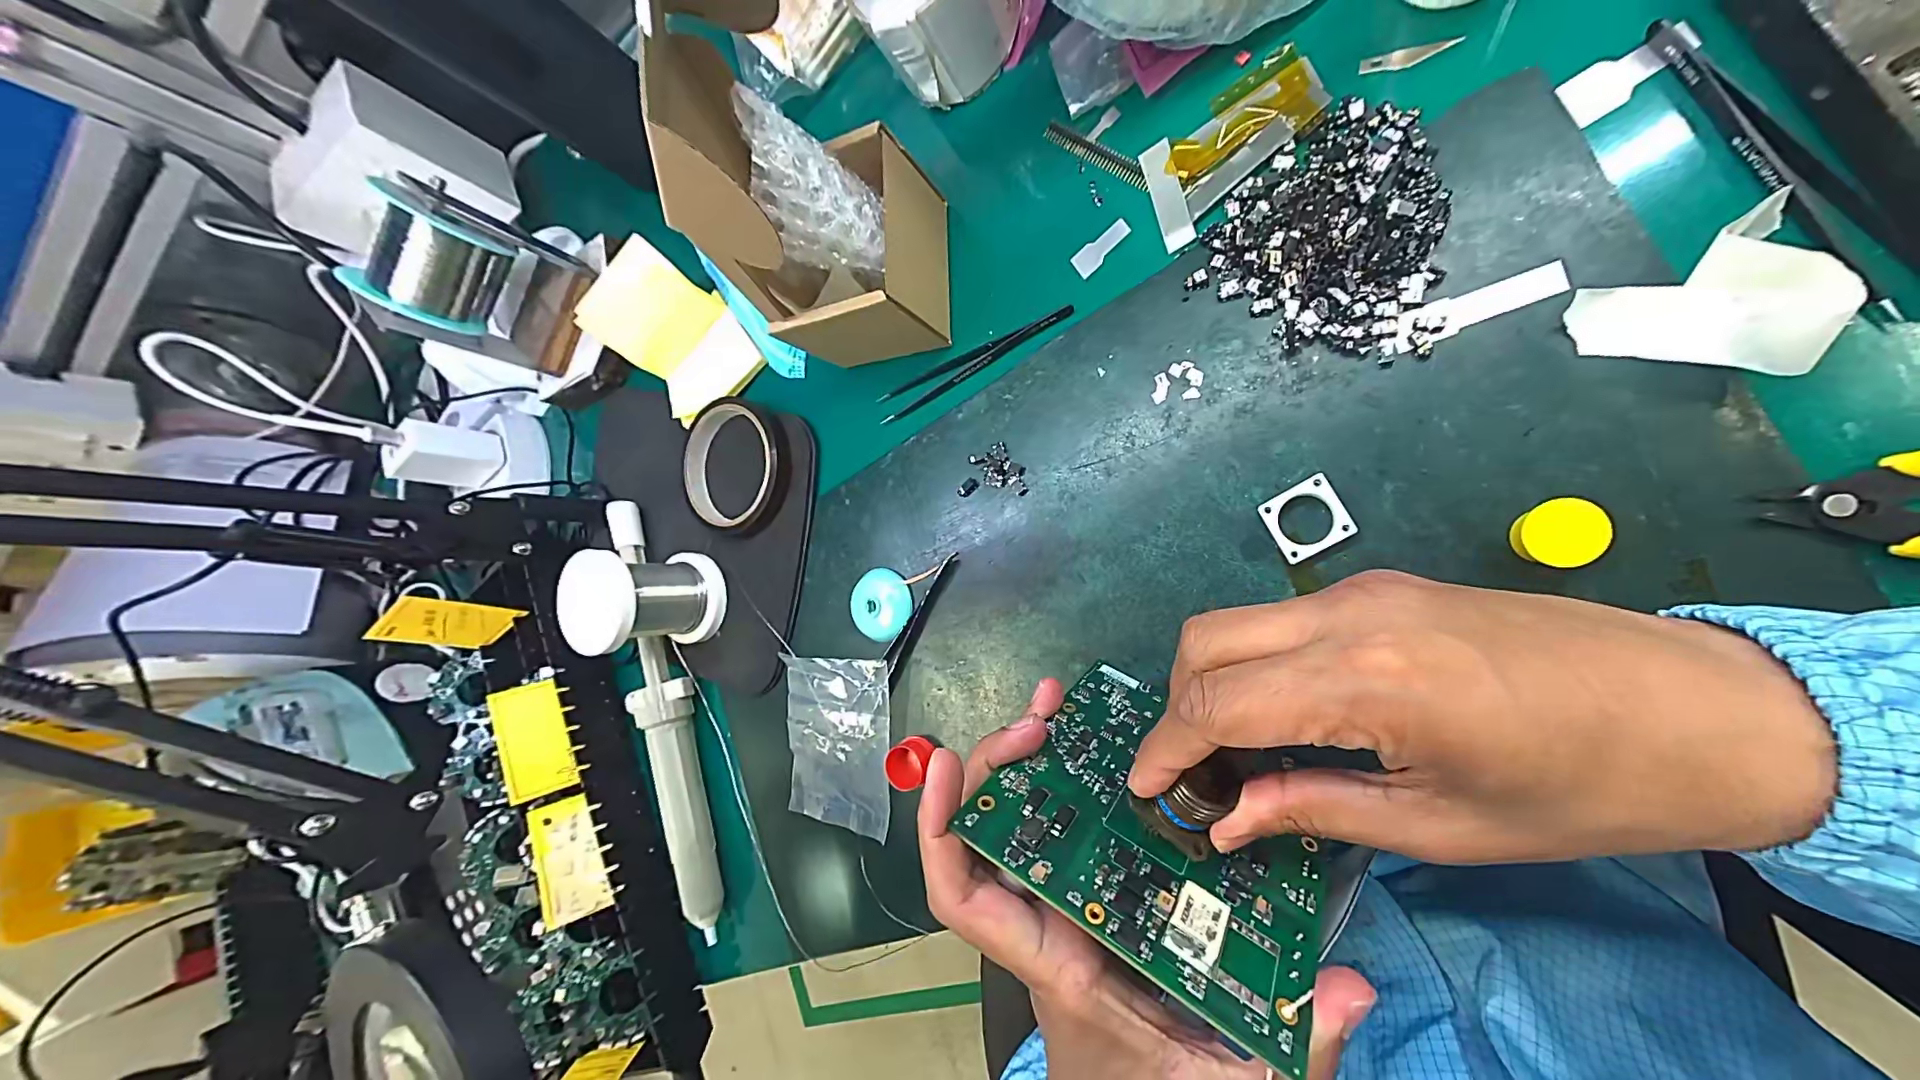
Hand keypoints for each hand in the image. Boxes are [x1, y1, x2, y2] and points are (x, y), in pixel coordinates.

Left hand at [920, 680, 1374, 1079]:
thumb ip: (1293, 1049)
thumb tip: (1349, 984)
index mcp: (1057, 963)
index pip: (966, 898)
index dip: (943, 829)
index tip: (951, 764)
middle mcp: (1044, 922)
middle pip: (988, 837)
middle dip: (997, 768)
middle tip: (1038, 717)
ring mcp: (1062, 903)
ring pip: (1021, 822)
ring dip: (1027, 758)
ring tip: (1051, 705)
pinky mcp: (1087, 892)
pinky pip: (1060, 829)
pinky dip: (1062, 781)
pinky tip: (1080, 740)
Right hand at [1128, 570, 1837, 862]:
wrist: (1700, 706)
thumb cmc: (1579, 788)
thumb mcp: (1440, 825)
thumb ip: (1315, 808)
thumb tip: (1229, 821)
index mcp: (1365, 680)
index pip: (1221, 704)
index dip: (1168, 747)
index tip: (1145, 784)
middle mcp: (1345, 615)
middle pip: (1206, 639)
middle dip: (1176, 702)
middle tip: (1190, 764)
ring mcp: (1359, 589)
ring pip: (1237, 620)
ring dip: (1212, 678)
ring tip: (1233, 740)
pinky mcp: (1376, 585)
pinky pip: (1281, 618)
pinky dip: (1256, 660)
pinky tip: (1288, 705)